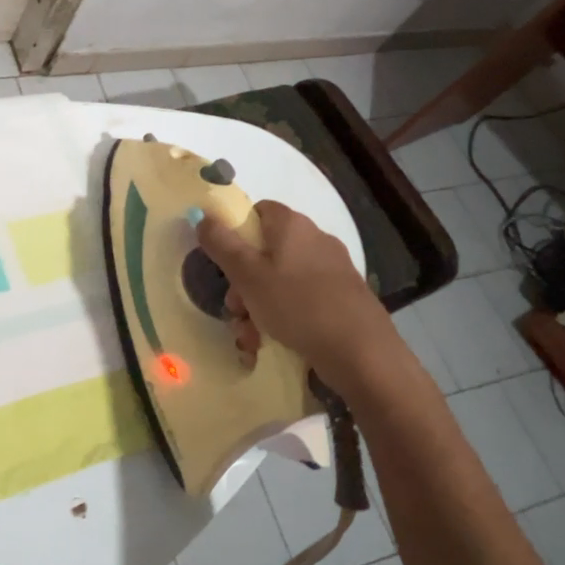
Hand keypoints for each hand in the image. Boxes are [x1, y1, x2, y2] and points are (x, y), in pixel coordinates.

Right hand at [195, 199, 399, 390]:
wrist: (362, 353)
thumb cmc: (297, 305)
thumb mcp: (247, 274)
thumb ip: (220, 243)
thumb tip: (202, 215)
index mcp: (292, 224)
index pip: (258, 211)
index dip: (236, 232)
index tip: (225, 261)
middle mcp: (315, 238)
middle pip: (267, 250)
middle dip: (244, 281)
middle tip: (235, 309)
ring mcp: (334, 269)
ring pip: (283, 279)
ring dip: (260, 304)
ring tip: (250, 337)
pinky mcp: (345, 297)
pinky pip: (304, 298)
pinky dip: (286, 316)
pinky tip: (275, 342)